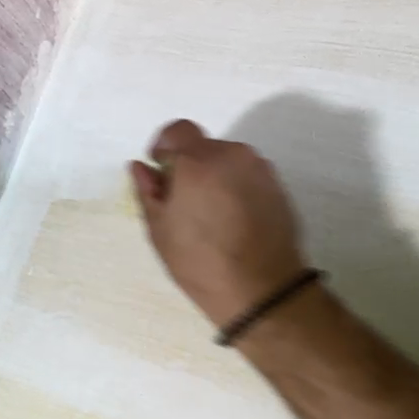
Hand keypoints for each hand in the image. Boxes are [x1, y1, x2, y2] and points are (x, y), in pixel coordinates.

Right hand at [129, 119, 309, 327]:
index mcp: (198, 162)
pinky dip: (235, 189)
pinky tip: (232, 222)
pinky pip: (247, 176)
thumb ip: (148, 191)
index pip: (178, 130)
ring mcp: (260, 169)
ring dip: (214, 177)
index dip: (164, 146)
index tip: (161, 171)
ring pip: (227, 161)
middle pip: (204, 146)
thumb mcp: (160, 230)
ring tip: (210, 216)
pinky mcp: (278, 187)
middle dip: (190, 166)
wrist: (261, 289)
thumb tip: (140, 167)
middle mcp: (232, 155)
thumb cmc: (199, 262)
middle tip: (183, 202)